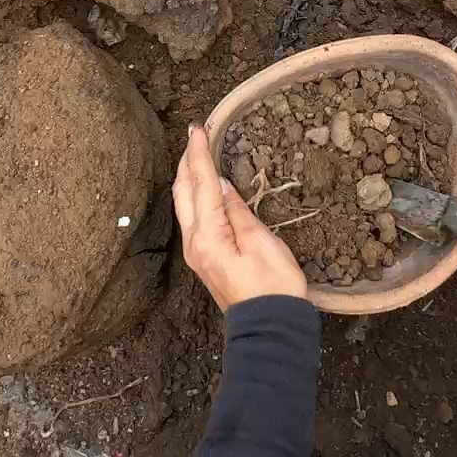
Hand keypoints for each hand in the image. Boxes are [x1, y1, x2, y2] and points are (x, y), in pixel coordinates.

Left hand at [173, 126, 307, 309]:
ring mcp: (196, 253)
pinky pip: (192, 216)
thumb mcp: (261, 242)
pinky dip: (194, 194)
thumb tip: (219, 183)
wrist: (270, 329)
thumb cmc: (274, 286)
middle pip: (183, 191)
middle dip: (187, 160)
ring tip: (197, 152)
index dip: (199, 153)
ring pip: (184, 204)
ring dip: (188, 175)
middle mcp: (194, 243)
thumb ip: (236, 210)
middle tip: (195, 134)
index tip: (198, 127)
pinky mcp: (204, 259)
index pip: (200, 183)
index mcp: (208, 235)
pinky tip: (203, 186)